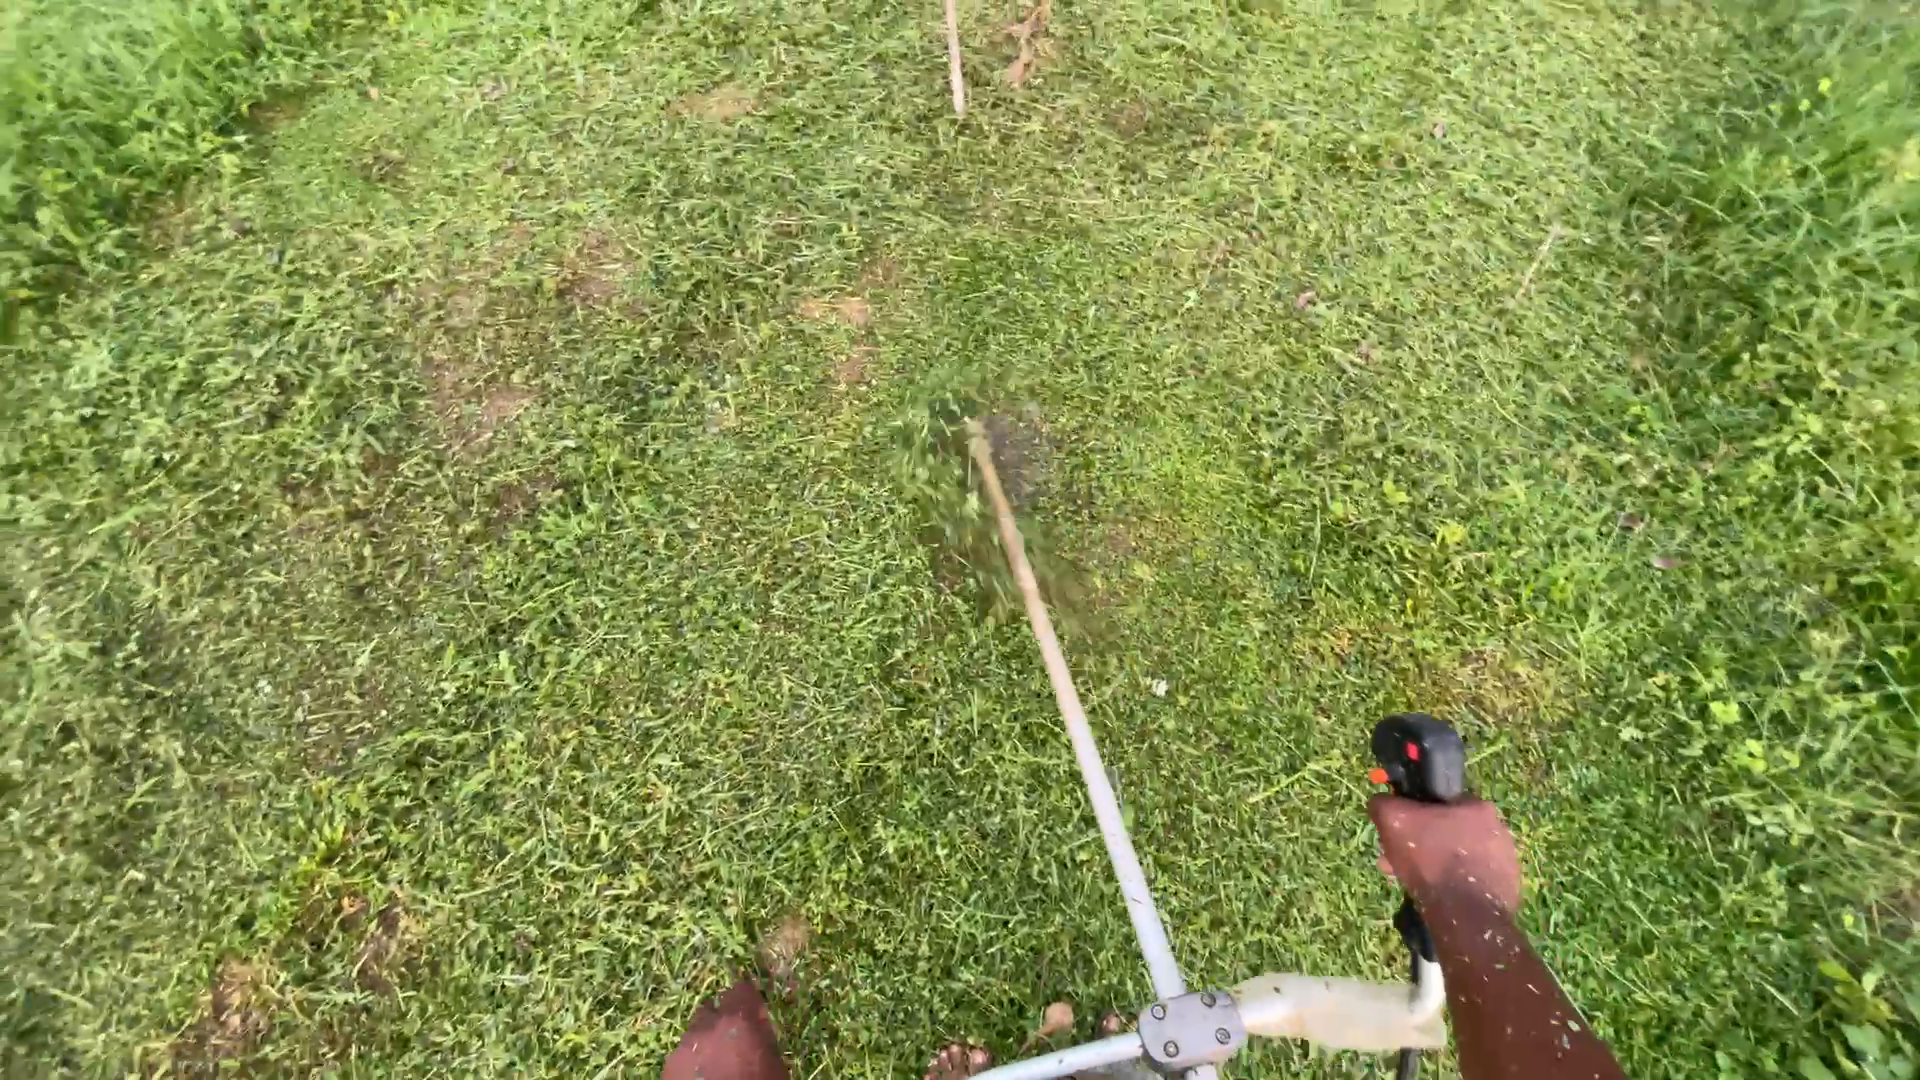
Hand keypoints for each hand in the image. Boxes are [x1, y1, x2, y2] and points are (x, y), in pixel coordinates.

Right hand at [1368, 795, 1520, 915]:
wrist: (1465, 915)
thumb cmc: (1429, 858)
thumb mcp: (1391, 818)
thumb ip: (1383, 802)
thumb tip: (1383, 803)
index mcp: (1478, 806)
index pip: (1436, 802)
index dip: (1410, 815)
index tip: (1396, 833)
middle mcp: (1498, 830)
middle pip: (1443, 830)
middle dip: (1416, 843)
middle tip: (1397, 859)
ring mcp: (1506, 861)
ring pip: (1454, 855)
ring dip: (1431, 863)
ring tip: (1409, 878)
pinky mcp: (1506, 888)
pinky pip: (1469, 877)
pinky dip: (1450, 882)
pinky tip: (1433, 892)